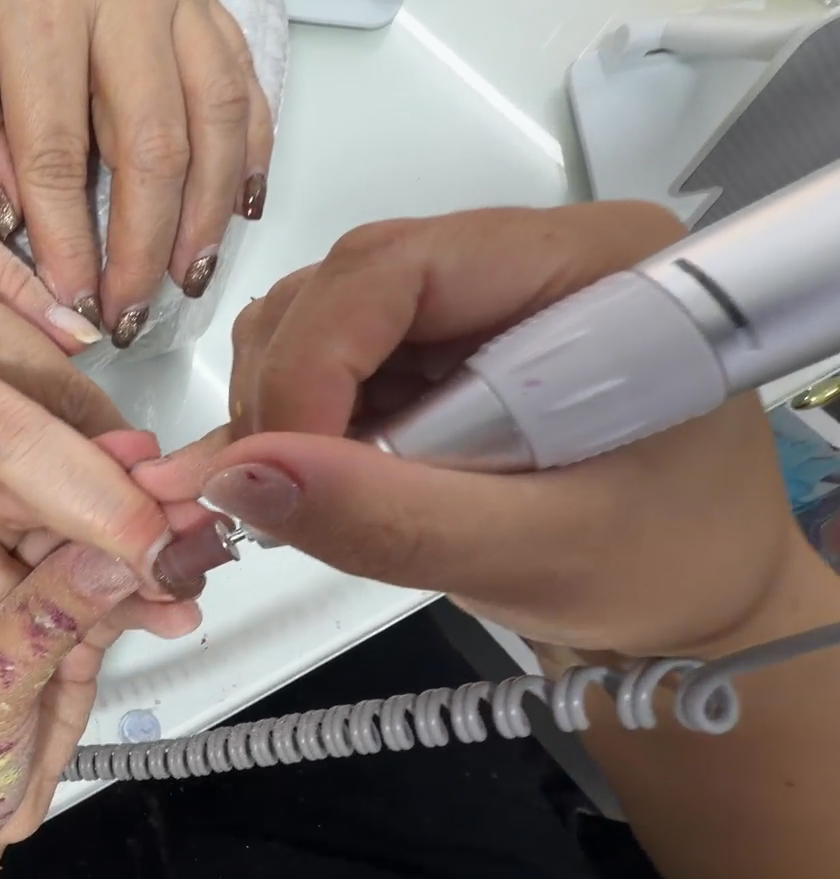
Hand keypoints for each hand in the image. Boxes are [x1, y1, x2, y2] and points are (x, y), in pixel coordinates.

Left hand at [0, 0, 272, 343]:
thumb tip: (12, 221)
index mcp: (39, 21)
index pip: (57, 157)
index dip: (69, 242)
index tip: (72, 303)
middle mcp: (123, 6)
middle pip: (151, 148)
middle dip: (144, 246)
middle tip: (132, 314)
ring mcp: (179, 1)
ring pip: (216, 117)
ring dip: (207, 213)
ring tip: (189, 280)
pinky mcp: (211, 3)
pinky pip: (247, 80)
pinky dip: (251, 151)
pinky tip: (242, 209)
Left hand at [0, 431, 218, 853]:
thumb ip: (44, 620)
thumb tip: (117, 549)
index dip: (63, 480)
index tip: (136, 463)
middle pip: (57, 526)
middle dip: (122, 515)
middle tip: (191, 504)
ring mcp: (29, 607)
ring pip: (94, 565)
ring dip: (147, 560)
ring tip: (201, 557)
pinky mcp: (67, 641)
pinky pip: (113, 610)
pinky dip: (149, 608)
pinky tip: (180, 610)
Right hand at [132, 204, 807, 657]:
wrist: (670, 587)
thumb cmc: (646, 566)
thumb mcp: (524, 553)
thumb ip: (384, 517)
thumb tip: (232, 477)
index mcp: (581, 268)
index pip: (389, 270)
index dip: (312, 364)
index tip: (286, 471)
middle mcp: (501, 266)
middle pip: (327, 293)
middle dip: (279, 399)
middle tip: (290, 498)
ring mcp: (444, 311)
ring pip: (292, 326)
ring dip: (267, 417)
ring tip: (309, 496)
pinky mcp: (405, 353)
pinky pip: (292, 364)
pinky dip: (265, 432)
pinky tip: (281, 484)